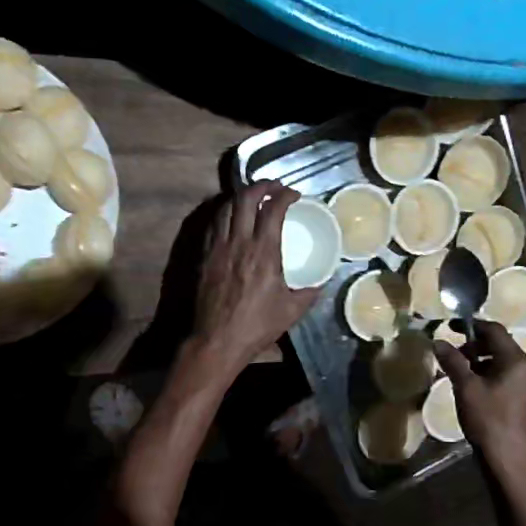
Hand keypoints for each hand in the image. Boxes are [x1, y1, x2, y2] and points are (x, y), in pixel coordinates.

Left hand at [188, 182, 319, 374]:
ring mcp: (217, 248)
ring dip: (240, 197)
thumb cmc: (257, 326)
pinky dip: (223, 213)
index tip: (294, 195)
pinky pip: (212, 225)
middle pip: (244, 198)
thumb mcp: (292, 310)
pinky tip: (231, 218)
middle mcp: (238, 242)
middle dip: (260, 186)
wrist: (217, 340)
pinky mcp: (204, 256)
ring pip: (224, 208)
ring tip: (251, 198)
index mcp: (263, 252)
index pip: (272, 209)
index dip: (284, 195)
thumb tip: (321, 280)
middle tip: (272, 186)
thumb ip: (310, 291)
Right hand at [434, 321, 525, 498]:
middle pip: (499, 345)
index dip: (471, 325)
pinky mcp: (522, 399)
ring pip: (500, 362)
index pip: (495, 330)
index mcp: (517, 361)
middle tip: (450, 353)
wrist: (511, 460)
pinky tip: (468, 387)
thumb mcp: (466, 388)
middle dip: (473, 345)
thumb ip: (453, 361)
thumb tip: (438, 341)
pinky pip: (503, 376)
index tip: (449, 326)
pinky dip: (485, 374)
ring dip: (477, 360)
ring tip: (455, 370)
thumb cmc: (489, 420)